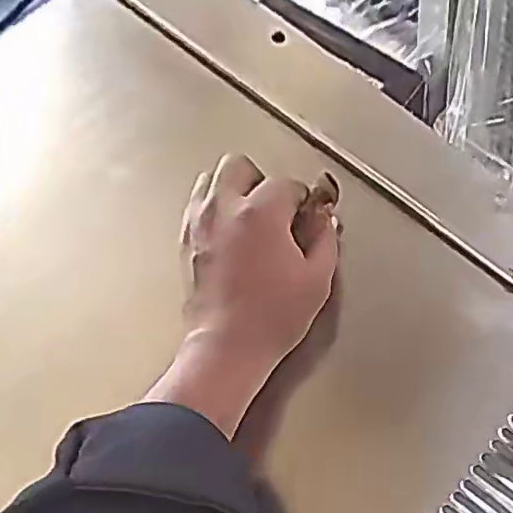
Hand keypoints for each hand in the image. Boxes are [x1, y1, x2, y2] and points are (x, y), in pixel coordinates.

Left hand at [145, 154, 339, 436]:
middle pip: (242, 166)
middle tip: (277, 211)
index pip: (287, 183)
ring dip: (233, 191)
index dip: (303, 200)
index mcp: (262, 212)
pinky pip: (198, 208)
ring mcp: (200, 223)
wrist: (228, 346)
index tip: (308, 216)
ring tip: (251, 219)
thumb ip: (325, 241)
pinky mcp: (186, 242)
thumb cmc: (269, 319)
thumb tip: (324, 222)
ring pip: (212, 180)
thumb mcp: (316, 281)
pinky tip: (230, 235)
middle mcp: (226, 208)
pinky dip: (214, 212)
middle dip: (262, 182)